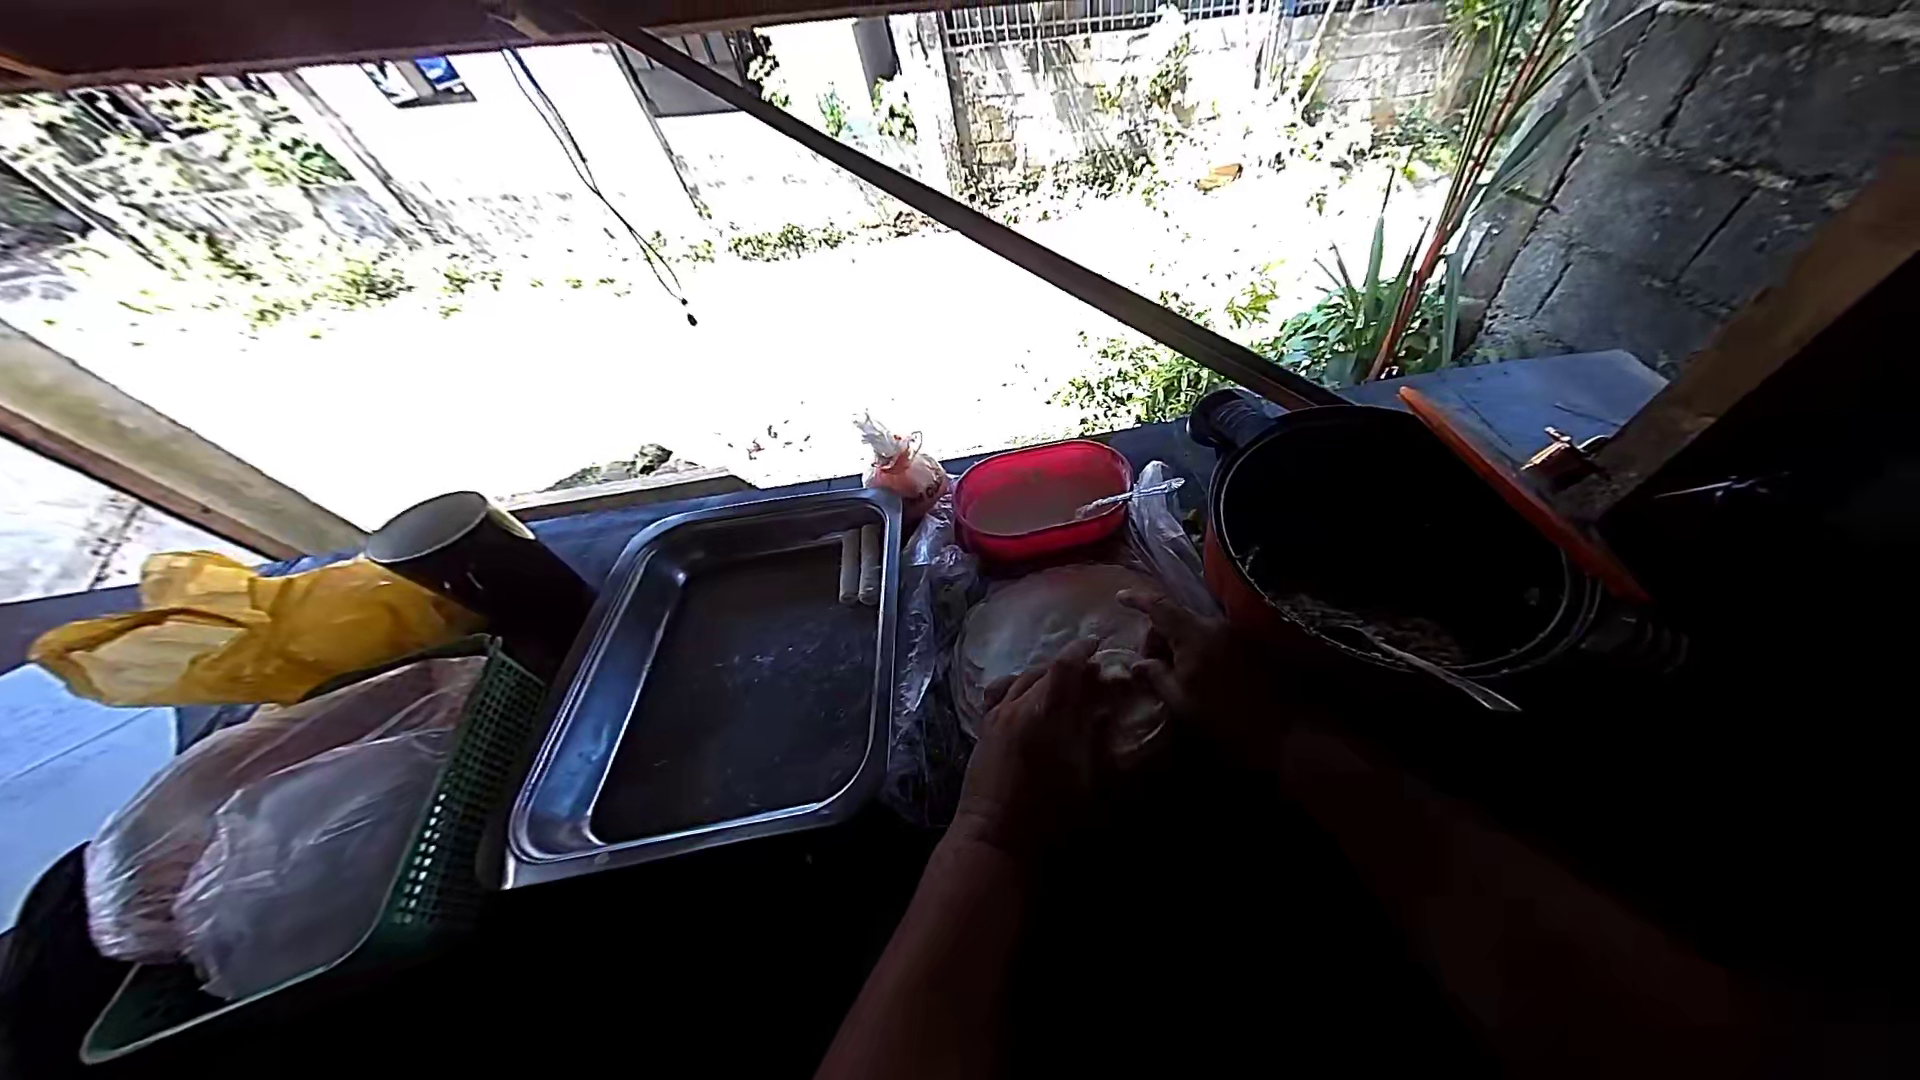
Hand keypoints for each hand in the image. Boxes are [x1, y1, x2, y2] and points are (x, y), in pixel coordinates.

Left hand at [951, 636, 1116, 859]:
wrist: (996, 841)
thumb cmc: (1051, 819)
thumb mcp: (1088, 781)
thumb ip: (1097, 739)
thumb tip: (1105, 711)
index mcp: (1045, 713)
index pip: (1064, 666)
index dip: (1081, 650)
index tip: (1096, 645)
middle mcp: (1016, 706)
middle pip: (1042, 671)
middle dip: (1066, 667)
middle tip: (1087, 674)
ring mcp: (995, 717)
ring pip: (1019, 680)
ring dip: (1041, 676)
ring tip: (1058, 685)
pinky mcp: (983, 731)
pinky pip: (999, 695)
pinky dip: (1016, 688)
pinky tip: (1024, 701)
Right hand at [1118, 589, 1289, 767]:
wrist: (1282, 730)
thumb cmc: (1223, 716)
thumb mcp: (1179, 699)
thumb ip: (1154, 675)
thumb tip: (1137, 663)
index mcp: (1193, 635)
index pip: (1160, 606)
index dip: (1138, 600)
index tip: (1120, 598)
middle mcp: (1214, 626)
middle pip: (1176, 617)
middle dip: (1157, 634)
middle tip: (1149, 663)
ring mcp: (1233, 634)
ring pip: (1194, 627)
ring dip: (1178, 642)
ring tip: (1172, 670)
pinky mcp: (1247, 645)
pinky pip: (1211, 636)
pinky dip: (1196, 646)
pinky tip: (1195, 671)